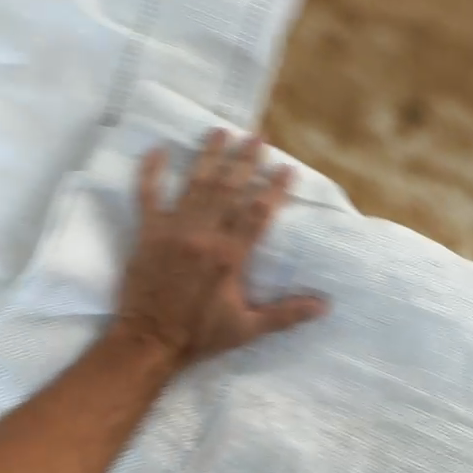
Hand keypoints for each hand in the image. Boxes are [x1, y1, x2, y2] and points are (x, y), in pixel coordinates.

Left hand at [114, 130, 327, 367]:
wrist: (149, 341)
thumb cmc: (199, 336)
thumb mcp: (247, 329)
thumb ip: (286, 314)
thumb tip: (325, 305)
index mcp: (230, 256)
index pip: (259, 213)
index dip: (275, 188)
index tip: (287, 168)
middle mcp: (203, 235)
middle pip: (229, 189)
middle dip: (245, 161)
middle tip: (258, 137)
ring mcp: (173, 230)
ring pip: (195, 185)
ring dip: (209, 156)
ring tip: (221, 131)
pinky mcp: (148, 233)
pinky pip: (147, 196)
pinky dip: (151, 172)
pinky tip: (157, 150)